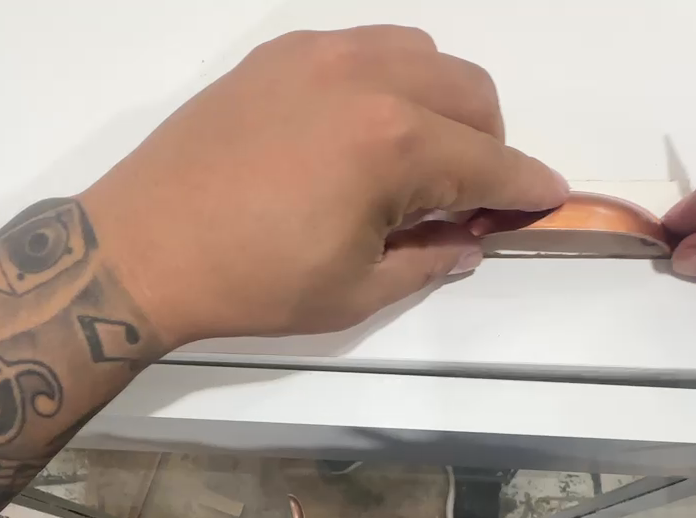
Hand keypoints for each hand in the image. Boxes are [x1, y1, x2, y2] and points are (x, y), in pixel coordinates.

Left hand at [79, 26, 567, 347]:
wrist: (147, 250)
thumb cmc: (253, 285)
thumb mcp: (354, 292)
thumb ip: (427, 261)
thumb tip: (466, 242)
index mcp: (394, 144)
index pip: (489, 161)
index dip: (526, 186)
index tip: (548, 199)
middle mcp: (368, 77)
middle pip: (470, 92)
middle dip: (488, 146)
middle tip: (466, 202)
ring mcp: (319, 53)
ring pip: (422, 56)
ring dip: (444, 106)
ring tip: (416, 165)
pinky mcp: (279, 52)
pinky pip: (364, 47)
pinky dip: (390, 83)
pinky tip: (364, 133)